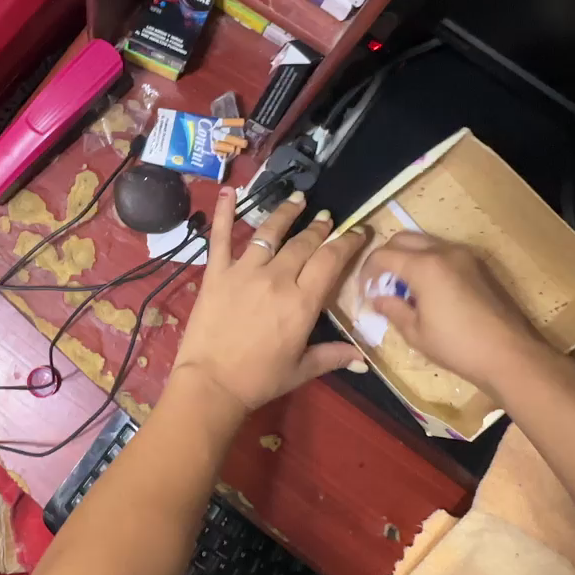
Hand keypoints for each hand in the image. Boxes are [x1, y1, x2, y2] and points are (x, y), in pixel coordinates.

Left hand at [170, 188, 370, 413]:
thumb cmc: (259, 379)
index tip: (359, 230)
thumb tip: (363, 360)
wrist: (211, 383)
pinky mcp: (216, 273)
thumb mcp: (301, 369)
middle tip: (326, 217)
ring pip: (269, 233)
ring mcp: (244, 272)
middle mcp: (276, 278)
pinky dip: (222, 212)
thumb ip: (332, 356)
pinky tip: (227, 191)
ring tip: (297, 199)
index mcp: (302, 302)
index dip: (348, 242)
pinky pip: (220, 237)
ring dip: (285, 213)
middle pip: (303, 243)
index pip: (331, 260)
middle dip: (319, 227)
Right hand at [360, 233, 545, 393]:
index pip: (383, 255)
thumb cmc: (458, 346)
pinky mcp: (480, 266)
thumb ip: (392, 309)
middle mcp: (444, 252)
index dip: (368, 271)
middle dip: (387, 256)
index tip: (365, 290)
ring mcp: (465, 256)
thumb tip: (378, 298)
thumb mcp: (416, 333)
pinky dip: (430, 262)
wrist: (513, 356)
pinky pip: (445, 252)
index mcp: (424, 266)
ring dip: (409, 256)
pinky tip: (431, 289)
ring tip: (406, 286)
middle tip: (382, 282)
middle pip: (403, 239)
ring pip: (426, 242)